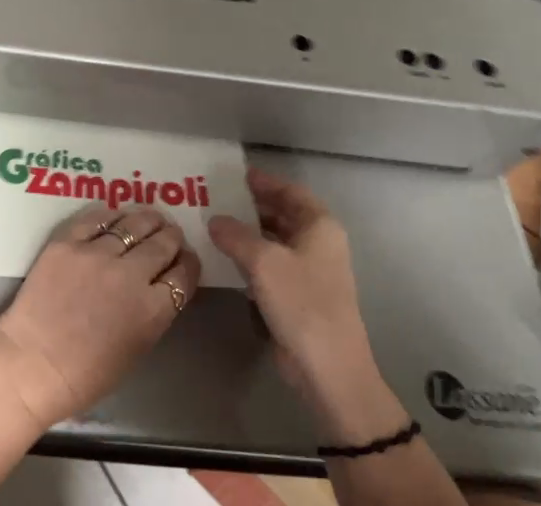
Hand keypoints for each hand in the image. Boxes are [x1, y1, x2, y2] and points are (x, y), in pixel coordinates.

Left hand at [0, 205, 200, 428]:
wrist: (32, 364)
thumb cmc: (86, 374)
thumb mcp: (137, 348)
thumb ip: (154, 312)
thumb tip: (160, 285)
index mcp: (152, 310)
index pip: (183, 274)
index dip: (188, 263)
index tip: (186, 259)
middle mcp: (129, 275)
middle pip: (163, 243)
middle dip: (171, 237)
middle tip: (170, 234)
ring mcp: (96, 254)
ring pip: (133, 223)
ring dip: (147, 220)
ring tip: (150, 217)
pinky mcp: (66, 242)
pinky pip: (95, 218)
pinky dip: (109, 216)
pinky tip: (114, 216)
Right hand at [209, 169, 395, 436]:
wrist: (327, 366)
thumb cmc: (301, 301)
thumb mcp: (263, 261)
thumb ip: (235, 235)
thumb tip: (215, 220)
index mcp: (320, 227)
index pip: (291, 192)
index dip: (266, 182)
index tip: (236, 175)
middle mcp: (319, 244)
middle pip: (284, 215)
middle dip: (253, 206)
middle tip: (218, 198)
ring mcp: (310, 272)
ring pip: (275, 241)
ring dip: (249, 233)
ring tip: (214, 224)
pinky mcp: (298, 296)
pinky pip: (271, 266)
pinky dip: (251, 258)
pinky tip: (226, 258)